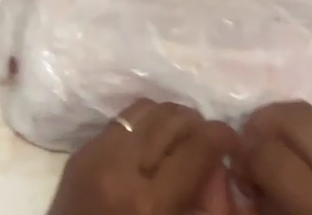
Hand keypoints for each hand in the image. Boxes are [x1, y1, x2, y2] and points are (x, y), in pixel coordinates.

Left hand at [49, 100, 239, 214]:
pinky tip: (149, 146)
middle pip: (172, 117)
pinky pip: (120, 120)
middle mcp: (120, 167)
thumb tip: (218, 168)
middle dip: (196, 124)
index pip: (197, 147)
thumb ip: (204, 203)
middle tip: (205, 143)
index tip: (232, 141)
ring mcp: (95, 154)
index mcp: (148, 202)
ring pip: (146, 108)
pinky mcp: (79, 152)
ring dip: (168, 119)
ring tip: (178, 140)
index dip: (222, 136)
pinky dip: (142, 126)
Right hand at [234, 102, 311, 214]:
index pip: (272, 154)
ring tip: (269, 156)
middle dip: (262, 123)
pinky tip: (295, 167)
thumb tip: (235, 176)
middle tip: (248, 152)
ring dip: (282, 127)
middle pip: (297, 116)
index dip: (243, 154)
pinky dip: (304, 141)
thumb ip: (258, 207)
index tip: (234, 169)